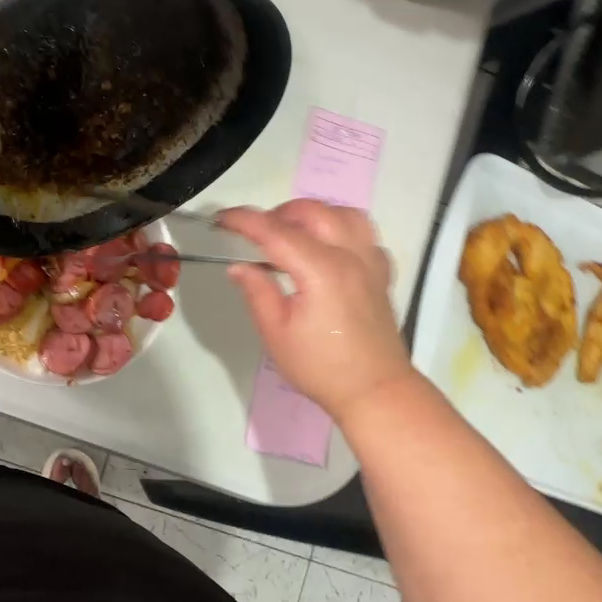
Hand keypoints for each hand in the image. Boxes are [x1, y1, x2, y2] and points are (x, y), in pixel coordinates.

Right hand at [220, 200, 415, 417]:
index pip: (276, 231)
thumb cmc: (320, 367)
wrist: (373, 389)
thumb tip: (239, 266)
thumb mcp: (276, 334)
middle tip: (255, 234)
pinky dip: (341, 231)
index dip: (244, 221)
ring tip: (292, 234)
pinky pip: (364, 235)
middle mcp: (349, 256)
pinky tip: (327, 250)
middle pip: (313, 212)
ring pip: (344, 214)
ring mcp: (370, 262)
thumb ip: (257, 292)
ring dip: (314, 215)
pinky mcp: (381, 274)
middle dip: (278, 214)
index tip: (221, 220)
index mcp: (320, 270)